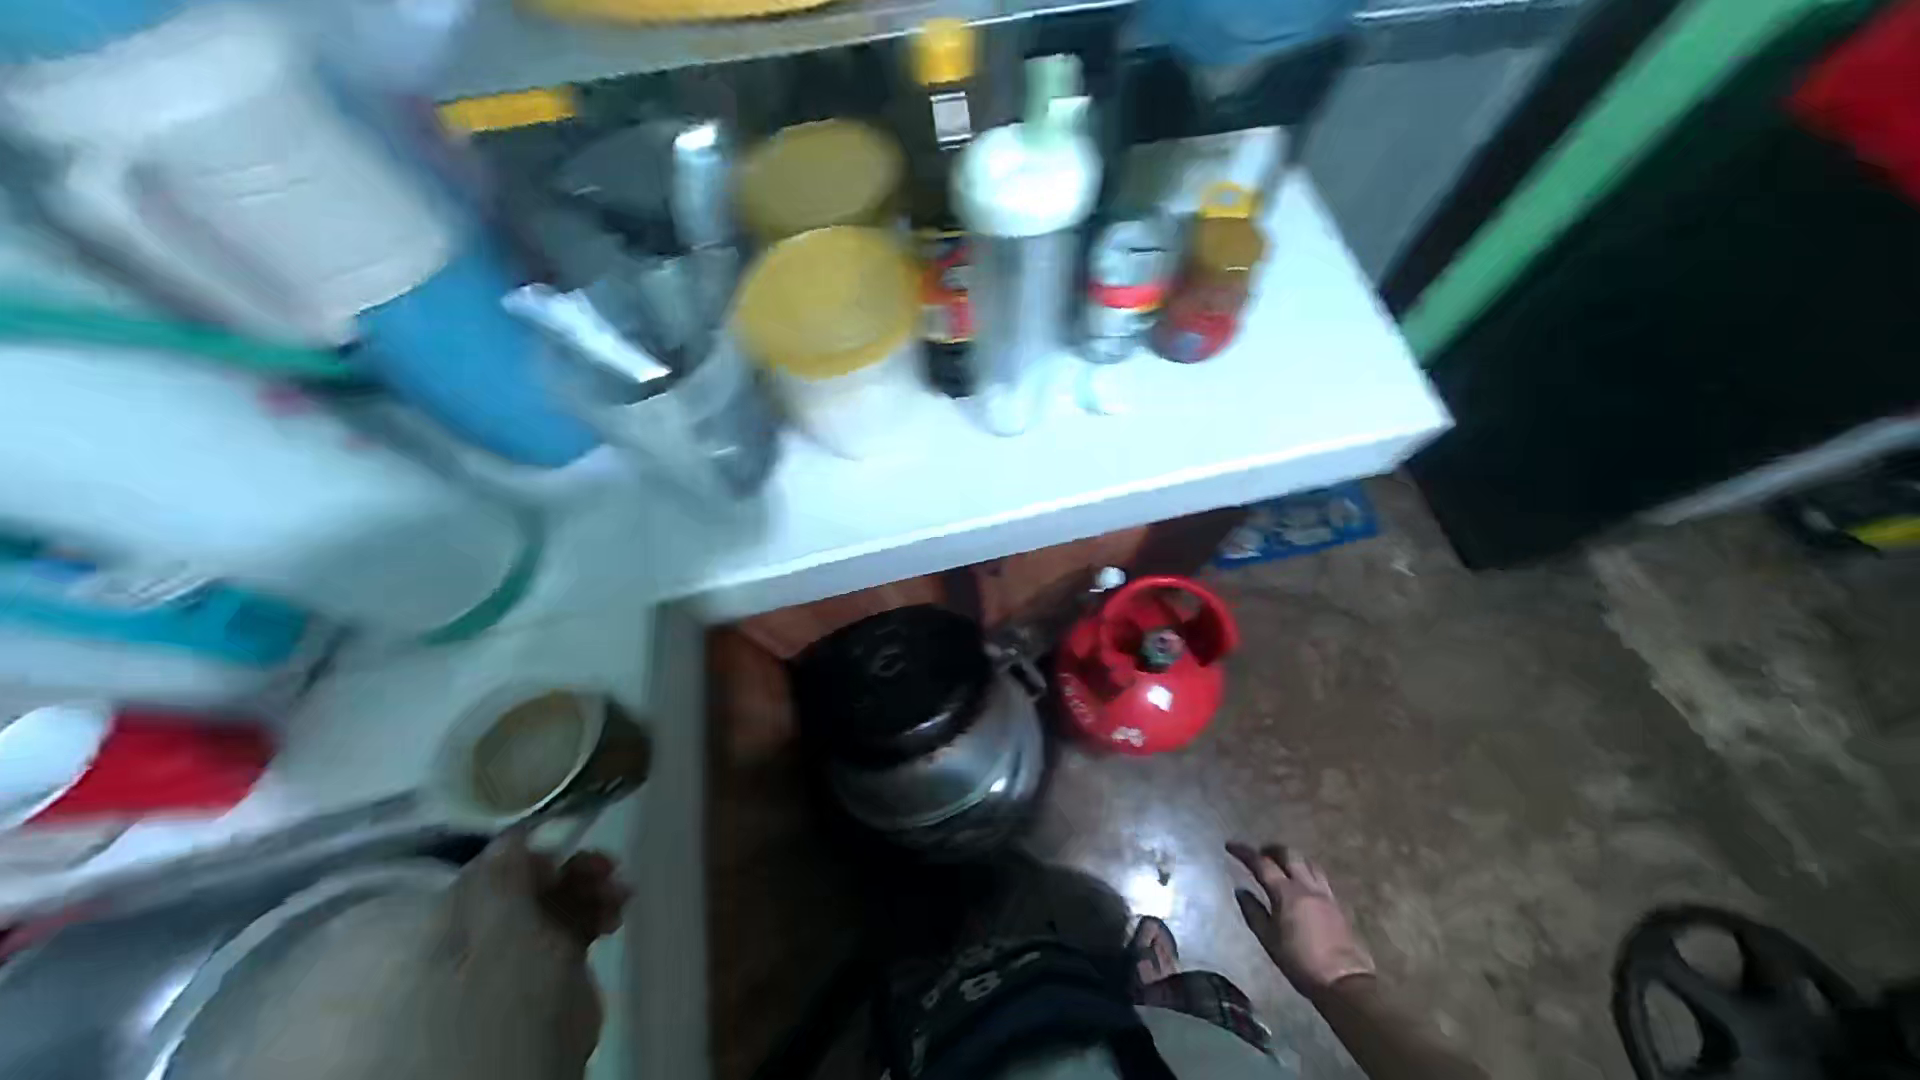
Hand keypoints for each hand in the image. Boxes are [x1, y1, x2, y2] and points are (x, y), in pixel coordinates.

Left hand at [451, 832, 632, 1075]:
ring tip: (621, 895)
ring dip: (594, 887)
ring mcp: (520, 956)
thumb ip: (504, 882)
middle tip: (608, 866)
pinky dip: (599, 913)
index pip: (493, 867)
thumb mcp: (504, 937)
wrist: (531, 1075)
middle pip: (530, 881)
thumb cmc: (509, 1003)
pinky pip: (576, 926)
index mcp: (459, 925)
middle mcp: (486, 935)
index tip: (571, 845)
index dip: (533, 850)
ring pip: (559, 900)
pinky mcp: (554, 973)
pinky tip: (618, 916)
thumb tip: (513, 831)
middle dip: (572, 867)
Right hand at [1228, 842, 1375, 996]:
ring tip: (1283, 866)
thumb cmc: (1300, 962)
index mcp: (1286, 893)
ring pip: (1309, 863)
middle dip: (1272, 850)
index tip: (1230, 846)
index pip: (1262, 864)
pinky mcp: (1339, 906)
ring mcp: (1326, 895)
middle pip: (1289, 854)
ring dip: (1293, 859)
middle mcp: (1307, 887)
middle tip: (1260, 854)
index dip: (1244, 852)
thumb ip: (1253, 912)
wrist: (1344, 983)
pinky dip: (1308, 873)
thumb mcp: (1269, 939)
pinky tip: (1304, 885)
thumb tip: (1241, 891)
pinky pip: (1322, 879)